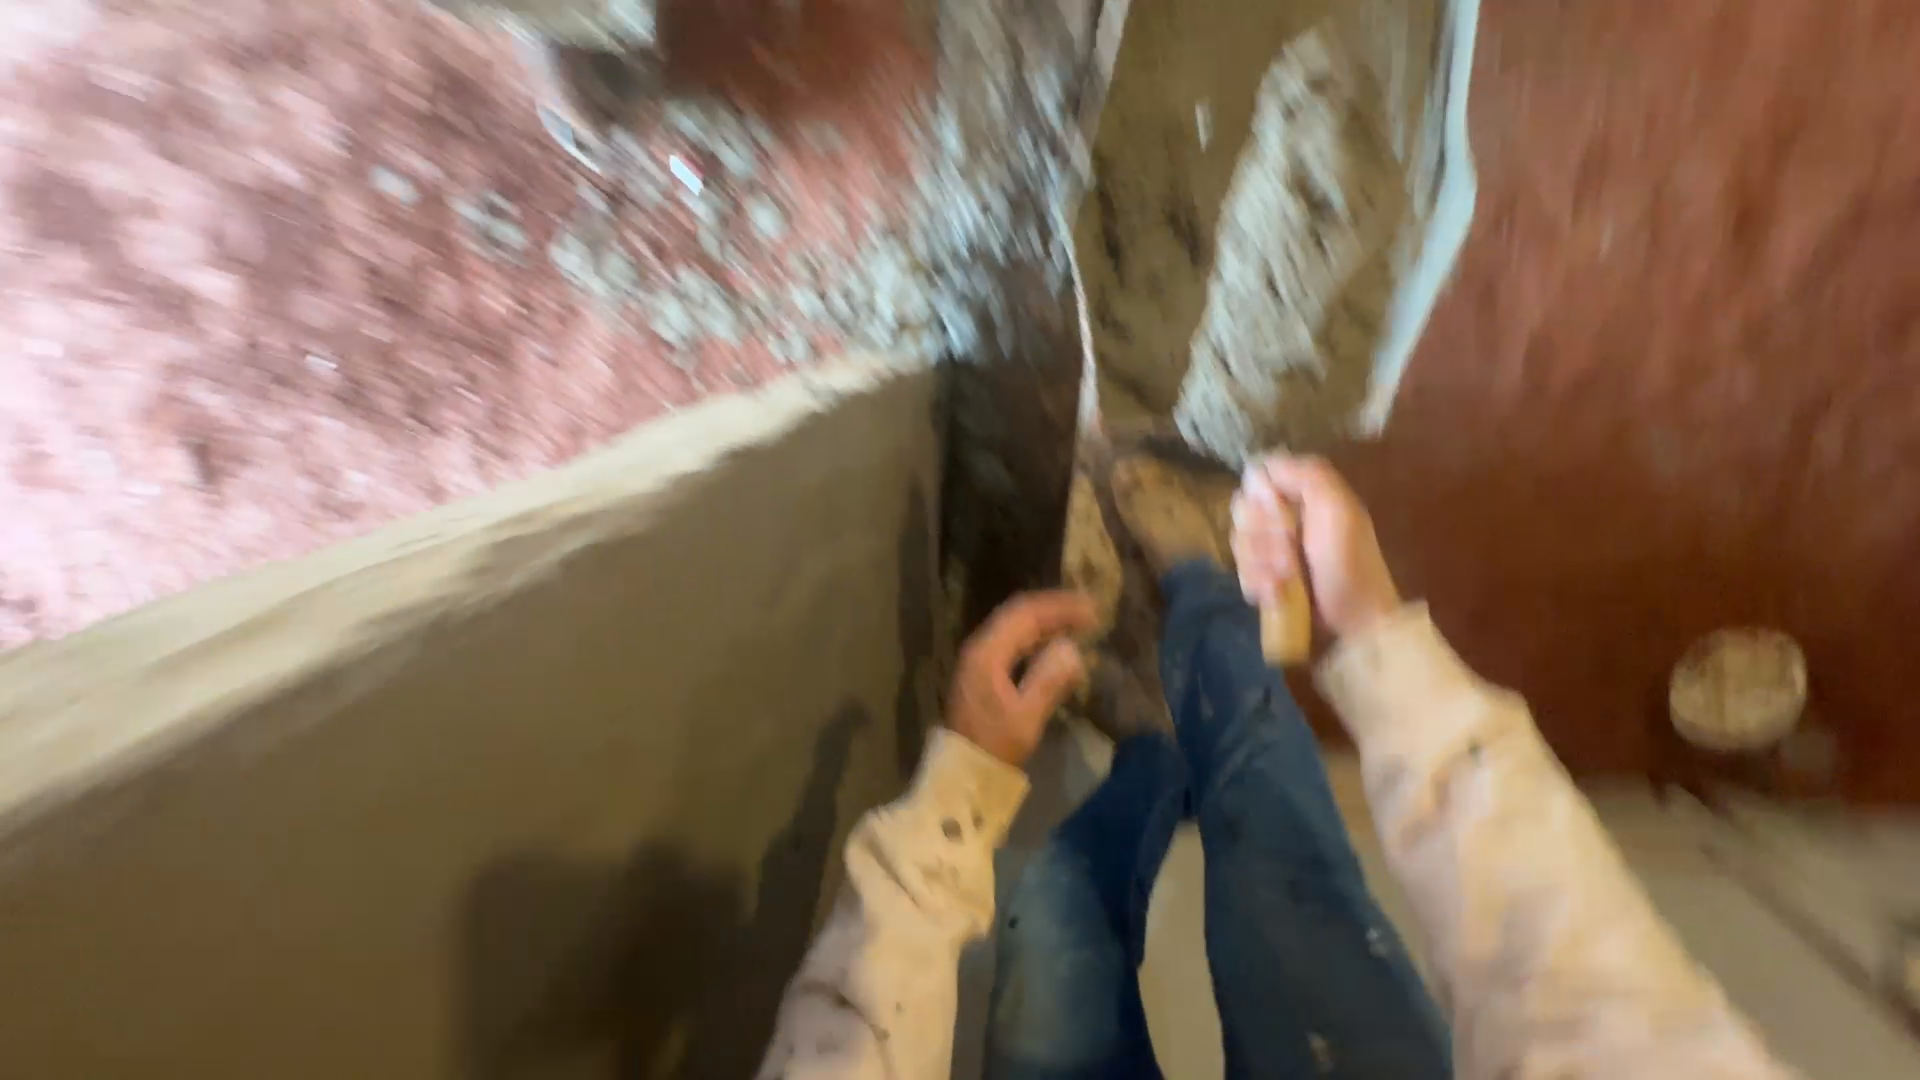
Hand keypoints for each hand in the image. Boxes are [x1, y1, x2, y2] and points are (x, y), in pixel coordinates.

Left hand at [947, 590, 1097, 766]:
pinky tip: (1054, 645)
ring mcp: (979, 659)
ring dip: (1045, 621)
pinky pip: (1013, 642)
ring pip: (1015, 627)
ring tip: (1077, 623)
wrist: (962, 773)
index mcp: (987, 652)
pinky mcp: (983, 672)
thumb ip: (1048, 681)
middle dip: (1054, 609)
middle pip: (1019, 615)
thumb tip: (1072, 648)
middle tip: (1088, 611)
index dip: (1059, 607)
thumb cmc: (993, 747)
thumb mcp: (1025, 719)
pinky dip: (1036, 637)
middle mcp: (980, 647)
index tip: (1091, 608)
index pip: (1026, 614)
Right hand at [1230, 455, 1401, 640]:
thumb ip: (1307, 475)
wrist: (1351, 622)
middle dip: (1262, 538)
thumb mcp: (1338, 509)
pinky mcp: (1263, 577)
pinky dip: (1256, 583)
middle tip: (1288, 556)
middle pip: (1243, 511)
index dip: (1260, 498)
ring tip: (1284, 581)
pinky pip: (1240, 570)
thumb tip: (1260, 466)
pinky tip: (1274, 594)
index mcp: (1304, 495)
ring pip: (1240, 542)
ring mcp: (1272, 549)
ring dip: (1260, 564)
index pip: (1256, 479)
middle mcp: (1285, 517)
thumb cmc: (1348, 563)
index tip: (1277, 514)